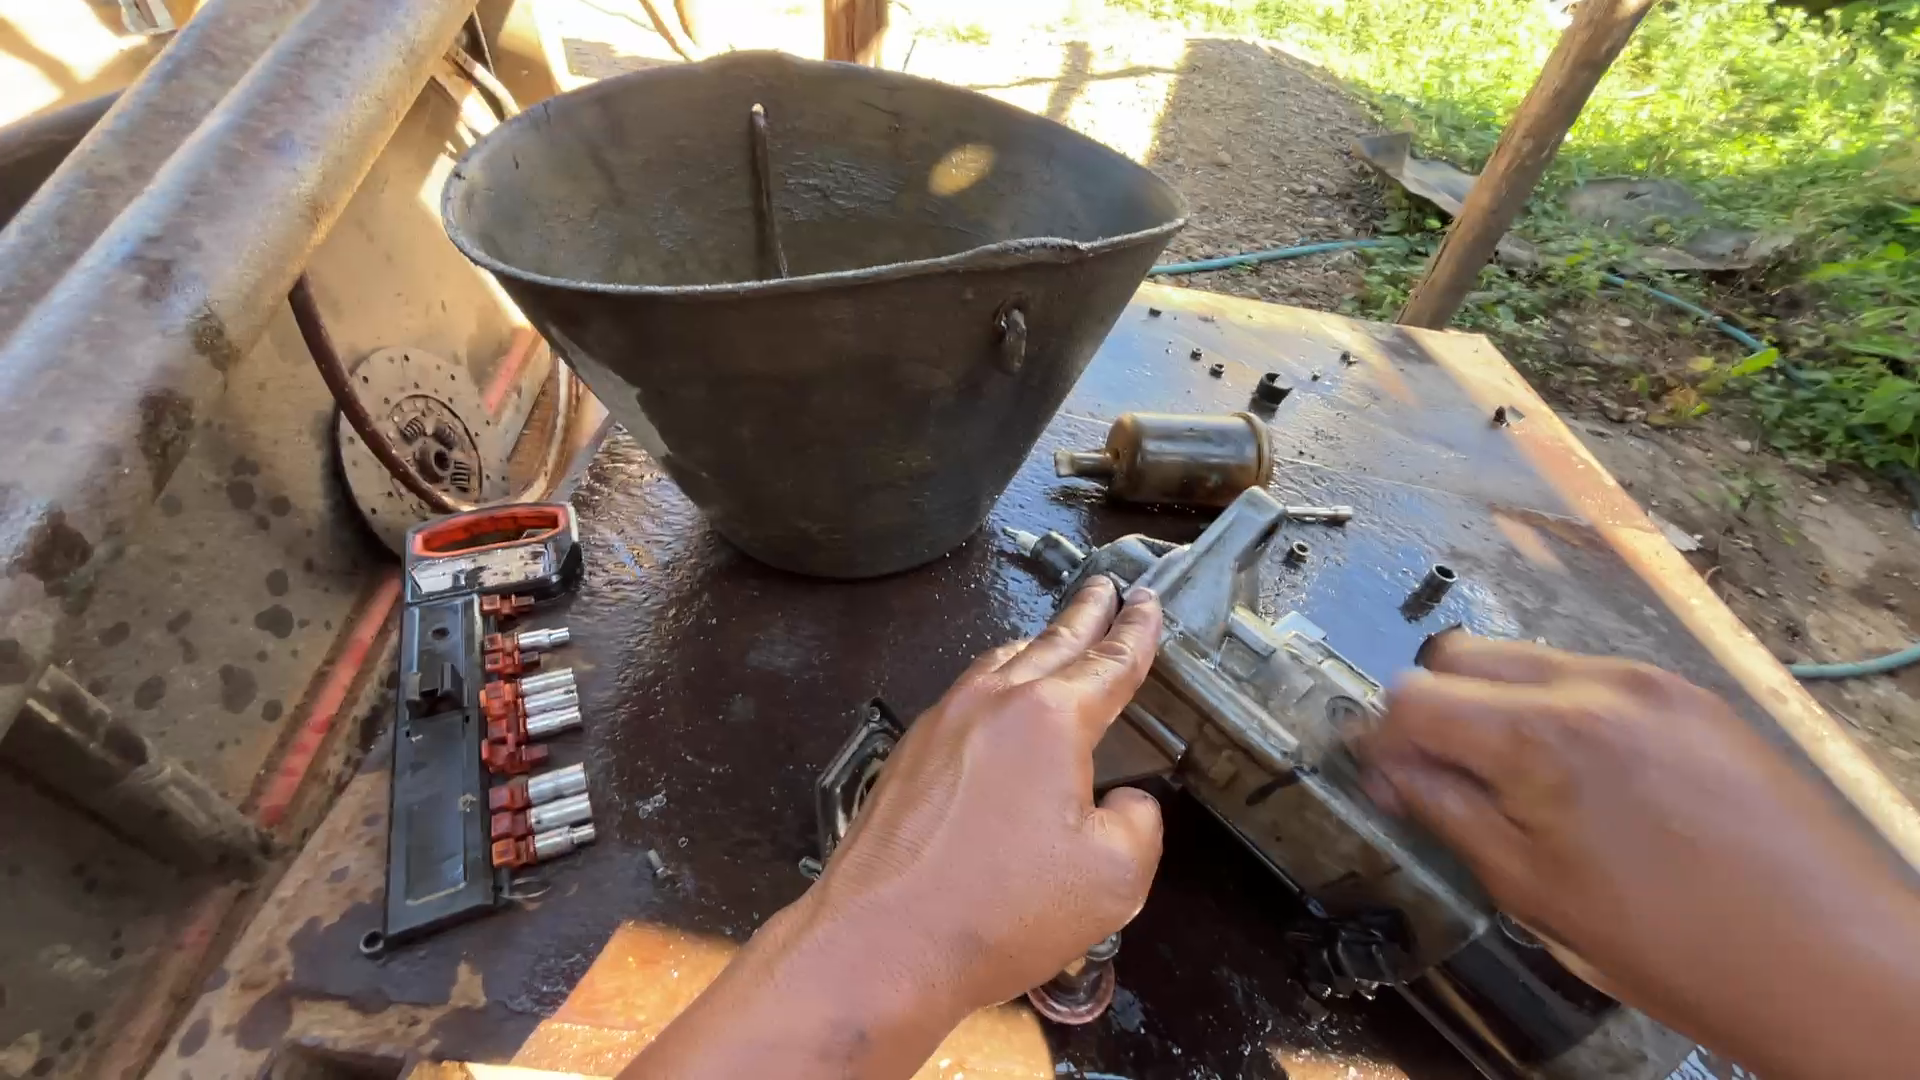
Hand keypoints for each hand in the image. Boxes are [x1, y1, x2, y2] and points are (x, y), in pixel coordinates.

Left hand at [624, 577, 1163, 1079]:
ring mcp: (943, 718)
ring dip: (1038, 643)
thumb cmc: (1003, 909)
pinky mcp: (911, 747)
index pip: (1108, 662)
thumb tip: (1122, 800)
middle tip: (1105, 586)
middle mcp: (993, 700)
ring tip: (1058, 634)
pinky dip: (998, 680)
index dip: (1135, 631)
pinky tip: (999, 698)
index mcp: (1049, 718)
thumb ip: (1137, 824)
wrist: (880, 939)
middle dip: (1086, 612)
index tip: (1144, 602)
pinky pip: (967, 693)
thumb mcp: (1113, 879)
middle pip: (1052, 642)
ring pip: (1002, 661)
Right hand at [1353, 632, 1919, 1078]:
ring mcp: (1648, 681)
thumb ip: (1440, 808)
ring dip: (1485, 703)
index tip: (1380, 772)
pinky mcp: (1688, 695)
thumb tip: (1384, 771)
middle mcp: (1593, 684)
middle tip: (1436, 769)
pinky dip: (1545, 706)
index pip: (1412, 697)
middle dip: (1428, 709)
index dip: (1380, 736)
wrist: (1855, 977)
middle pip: (1455, 655)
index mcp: (1543, 735)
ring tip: (1505, 771)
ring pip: (1515, 657)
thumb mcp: (1527, 887)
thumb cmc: (1680, 947)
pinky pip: (1579, 674)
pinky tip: (1570, 768)